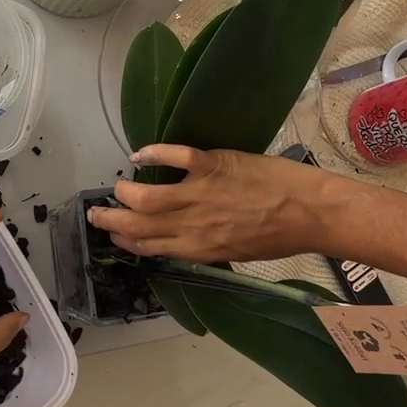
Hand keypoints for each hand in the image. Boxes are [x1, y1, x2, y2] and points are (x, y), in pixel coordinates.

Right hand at [87, 145, 345, 261]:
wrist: (311, 213)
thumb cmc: (279, 236)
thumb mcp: (236, 253)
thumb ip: (204, 247)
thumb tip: (182, 240)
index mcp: (198, 250)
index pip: (149, 249)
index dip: (126, 243)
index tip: (115, 236)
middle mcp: (192, 226)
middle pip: (138, 226)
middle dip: (111, 221)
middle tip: (96, 213)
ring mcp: (200, 195)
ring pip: (145, 196)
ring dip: (125, 190)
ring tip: (119, 184)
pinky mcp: (213, 166)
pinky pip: (174, 156)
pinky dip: (152, 153)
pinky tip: (139, 153)